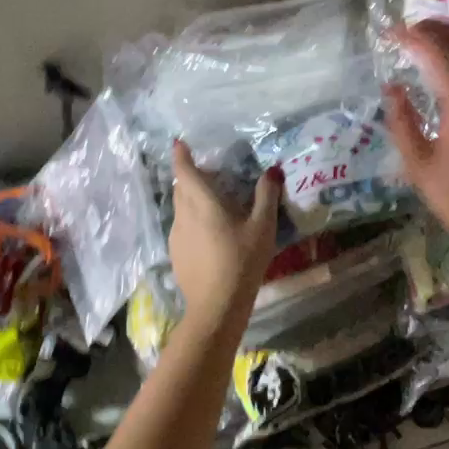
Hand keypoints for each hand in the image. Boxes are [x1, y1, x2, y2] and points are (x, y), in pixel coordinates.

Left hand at [168, 140, 281, 325]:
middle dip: (189, 176)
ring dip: (191, 200)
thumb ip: (266, 196)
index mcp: (202, 202)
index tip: (179, 143)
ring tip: (213, 205)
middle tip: (208, 173)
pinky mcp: (176, 254)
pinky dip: (192, 221)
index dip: (180, 155)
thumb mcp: (262, 227)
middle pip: (181, 188)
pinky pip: (182, 227)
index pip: (184, 170)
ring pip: (181, 208)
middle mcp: (183, 214)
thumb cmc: (242, 260)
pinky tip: (210, 236)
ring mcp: (176, 236)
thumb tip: (272, 171)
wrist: (216, 305)